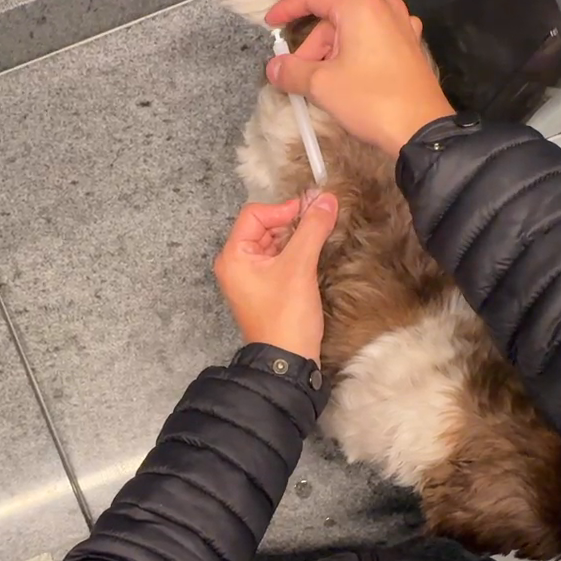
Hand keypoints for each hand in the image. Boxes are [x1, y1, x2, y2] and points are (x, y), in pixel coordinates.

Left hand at [213, 195, 337, 362]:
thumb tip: (327, 200)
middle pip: (264, 227)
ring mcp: (250, 279)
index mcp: (233, 256)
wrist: (288, 360)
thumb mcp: (300, 267)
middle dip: (291, 223)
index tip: (311, 211)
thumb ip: (312, 229)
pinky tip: (313, 255)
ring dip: (296, 238)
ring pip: (274, 244)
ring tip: (319, 238)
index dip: (283, 209)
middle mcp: (236, 265)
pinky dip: (295, 254)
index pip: (255, 214)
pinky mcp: (265, 290)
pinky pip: (279, 261)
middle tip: (319, 222)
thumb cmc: (286, 317)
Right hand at [265, 0, 455, 156]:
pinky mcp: (410, 47)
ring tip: (323, 88)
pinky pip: (372, 44)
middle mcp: (382, 6)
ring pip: (352, 34)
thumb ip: (292, 72)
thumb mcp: (322, 86)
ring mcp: (401, 26)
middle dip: (312, 49)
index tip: (270, 25)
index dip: (287, 9)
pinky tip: (349, 81)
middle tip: (298, 80)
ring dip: (332, 57)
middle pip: (333, 20)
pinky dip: (354, 58)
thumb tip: (273, 67)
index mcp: (359, 5)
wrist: (420, 129)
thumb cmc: (370, 100)